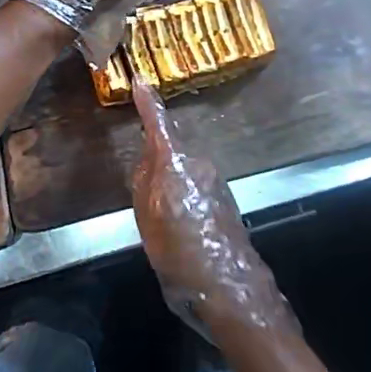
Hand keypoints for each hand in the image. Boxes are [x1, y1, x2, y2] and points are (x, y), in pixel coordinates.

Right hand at [128, 79, 296, 340]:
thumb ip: (143, 182)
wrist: (230, 290)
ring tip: (159, 218)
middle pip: (169, 149)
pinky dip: (181, 192)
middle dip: (153, 159)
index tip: (141, 81)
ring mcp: (215, 180)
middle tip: (140, 192)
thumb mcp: (148, 220)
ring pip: (182, 167)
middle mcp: (199, 164)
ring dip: (169, 180)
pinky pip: (193, 182)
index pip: (159, 125)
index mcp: (176, 165)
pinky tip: (179, 224)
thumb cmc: (180, 255)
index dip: (148, 104)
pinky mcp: (224, 197)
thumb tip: (146, 158)